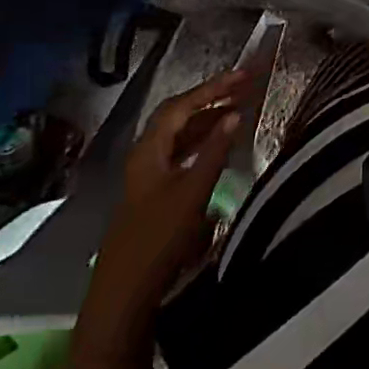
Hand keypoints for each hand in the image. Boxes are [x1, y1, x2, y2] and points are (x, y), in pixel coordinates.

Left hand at [102, 70, 250, 296]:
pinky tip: (220, 144)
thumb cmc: (159, 238)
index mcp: (149, 148)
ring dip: (208, 119)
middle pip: (179, 115)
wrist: (125, 293)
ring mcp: (149, 173)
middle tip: (243, 86)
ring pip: (180, 134)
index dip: (213, 88)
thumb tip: (235, 114)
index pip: (182, 105)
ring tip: (239, 109)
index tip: (242, 76)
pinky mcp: (155, 191)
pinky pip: (181, 152)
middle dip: (211, 97)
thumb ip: (215, 150)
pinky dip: (202, 141)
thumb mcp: (193, 192)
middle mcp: (146, 154)